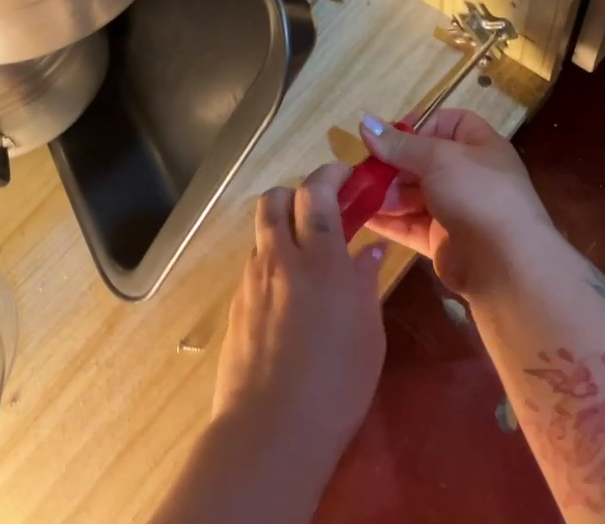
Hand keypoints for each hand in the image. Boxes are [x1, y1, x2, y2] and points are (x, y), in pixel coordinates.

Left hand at [213, 162, 387, 472]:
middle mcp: (280, 259)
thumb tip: (367, 252)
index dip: (330, 173)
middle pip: (274, 199)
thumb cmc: (337, 382)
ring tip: (307, 259)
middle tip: (320, 211)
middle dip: (296, 192)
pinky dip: (272, 264)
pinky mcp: (236, 308)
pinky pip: (254, 268)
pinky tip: (290, 298)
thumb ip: (365, 282)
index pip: (316, 191)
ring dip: (282, 229)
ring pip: (260, 233)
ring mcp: (252, 283)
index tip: (347, 175)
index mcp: (320, 258)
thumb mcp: (368, 331)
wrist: (272, 430)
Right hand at [359, 109, 559, 297]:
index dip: (418, 124)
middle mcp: (469, 175)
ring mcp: (456, 209)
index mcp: (479, 146)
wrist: (505, 263)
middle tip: (361, 168)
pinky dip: (388, 220)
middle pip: (423, 161)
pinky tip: (360, 216)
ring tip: (354, 193)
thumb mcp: (438, 158)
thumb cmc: (477, 193)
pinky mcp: (443, 240)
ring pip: (414, 194)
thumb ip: (399, 144)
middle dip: (392, 164)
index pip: (448, 123)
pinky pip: (411, 224)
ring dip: (385, 193)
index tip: (387, 135)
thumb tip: (365, 121)